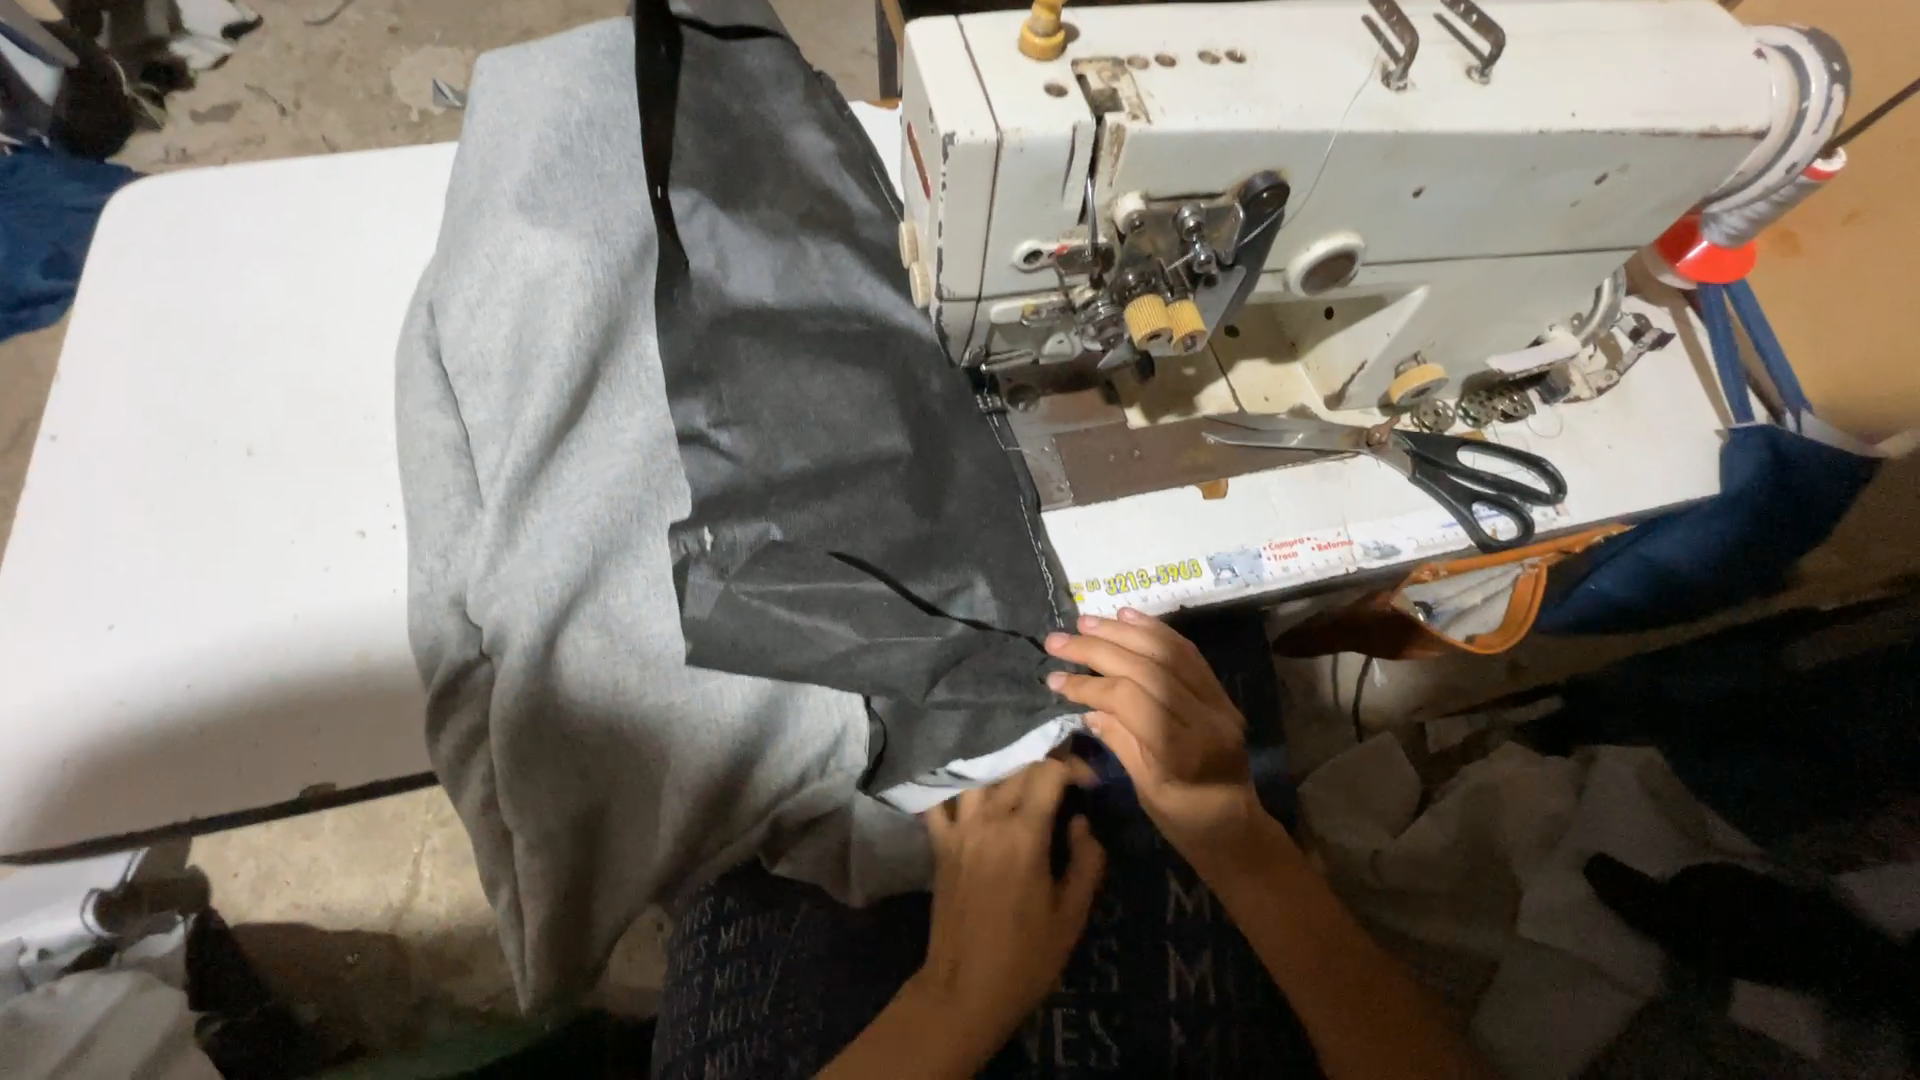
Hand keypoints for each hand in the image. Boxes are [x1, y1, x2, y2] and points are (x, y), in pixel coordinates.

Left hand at [913, 758, 1105, 1042]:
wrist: (964, 990)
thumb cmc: (1025, 958)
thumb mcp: (1071, 916)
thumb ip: (1086, 861)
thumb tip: (1082, 822)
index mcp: (1024, 835)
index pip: (1048, 773)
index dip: (1073, 768)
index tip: (1090, 784)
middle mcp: (988, 821)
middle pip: (1016, 770)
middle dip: (1046, 767)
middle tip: (1067, 782)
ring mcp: (958, 830)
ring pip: (982, 778)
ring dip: (1007, 774)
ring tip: (1026, 788)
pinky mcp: (939, 844)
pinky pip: (942, 802)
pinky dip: (957, 792)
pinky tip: (975, 797)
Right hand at [1045, 609, 1290, 876]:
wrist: (1236, 826)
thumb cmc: (1185, 820)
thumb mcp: (1145, 788)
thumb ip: (1119, 740)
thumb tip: (1087, 706)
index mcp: (1185, 749)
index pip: (1130, 699)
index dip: (1089, 684)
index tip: (1055, 680)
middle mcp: (1207, 716)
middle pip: (1147, 667)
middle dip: (1098, 649)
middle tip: (1058, 640)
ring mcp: (1218, 700)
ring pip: (1167, 650)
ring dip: (1122, 631)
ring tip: (1086, 621)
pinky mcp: (1220, 692)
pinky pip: (1186, 651)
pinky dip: (1153, 630)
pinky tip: (1127, 617)